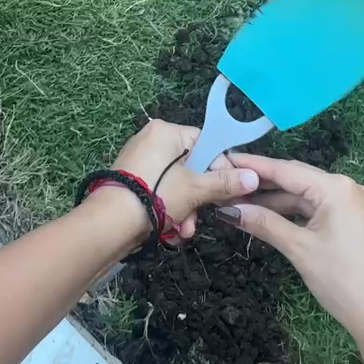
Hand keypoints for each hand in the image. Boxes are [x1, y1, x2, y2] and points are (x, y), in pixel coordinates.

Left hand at [107, 120, 258, 239]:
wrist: (109, 223)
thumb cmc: (156, 194)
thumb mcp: (195, 189)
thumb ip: (224, 183)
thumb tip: (253, 176)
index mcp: (165, 132)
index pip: (205, 142)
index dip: (221, 168)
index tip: (231, 190)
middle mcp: (151, 140)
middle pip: (191, 167)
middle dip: (200, 197)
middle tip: (204, 216)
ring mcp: (140, 161)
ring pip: (176, 184)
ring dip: (186, 210)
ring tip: (184, 231)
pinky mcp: (132, 181)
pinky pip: (160, 192)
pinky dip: (168, 211)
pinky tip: (170, 232)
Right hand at [217, 153, 363, 337]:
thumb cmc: (343, 280)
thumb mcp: (299, 249)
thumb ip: (264, 223)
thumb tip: (228, 210)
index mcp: (336, 187)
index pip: (285, 170)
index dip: (253, 165)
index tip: (224, 159)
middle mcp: (346, 188)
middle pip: (295, 179)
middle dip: (262, 184)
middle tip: (227, 184)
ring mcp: (352, 205)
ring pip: (305, 195)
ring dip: (276, 200)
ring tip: (241, 203)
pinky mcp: (353, 222)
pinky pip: (316, 209)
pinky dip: (293, 213)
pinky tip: (270, 217)